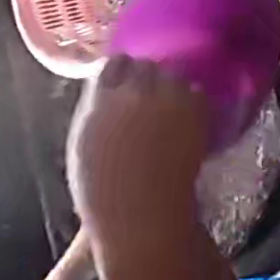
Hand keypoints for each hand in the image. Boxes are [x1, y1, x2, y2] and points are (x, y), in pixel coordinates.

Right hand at [67, 56, 209, 237]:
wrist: (144, 216)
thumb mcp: (83, 142)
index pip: (114, 62)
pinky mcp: (196, 106)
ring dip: (168, 87)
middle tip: (146, 101)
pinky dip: (190, 100)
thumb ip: (97, 105)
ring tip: (166, 112)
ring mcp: (170, 96)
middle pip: (144, 65)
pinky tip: (183, 121)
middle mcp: (136, 90)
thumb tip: (111, 85)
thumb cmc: (104, 190)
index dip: (119, 73)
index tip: (122, 84)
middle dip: (144, 78)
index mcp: (102, 99)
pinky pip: (194, 89)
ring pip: (171, 73)